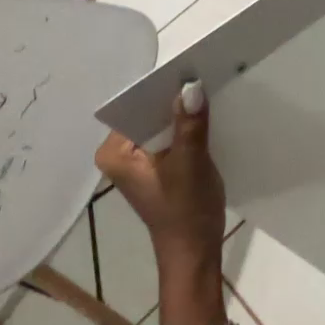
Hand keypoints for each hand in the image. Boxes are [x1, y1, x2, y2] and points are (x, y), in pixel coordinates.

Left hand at [95, 81, 225, 277]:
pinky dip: (188, 131)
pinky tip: (209, 121)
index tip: (190, 72)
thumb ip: (189, 125)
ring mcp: (138, 161)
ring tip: (211, 94)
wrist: (195, 251)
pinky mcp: (158, 166)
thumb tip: (192, 86)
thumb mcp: (190, 165)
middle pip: (149, 114)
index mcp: (113, 152)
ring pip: (163, 125)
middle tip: (206, 78)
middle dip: (176, 102)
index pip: (135, 108)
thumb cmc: (186, 211)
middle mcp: (119, 153)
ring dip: (185, 116)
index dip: (162, 90)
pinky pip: (171, 137)